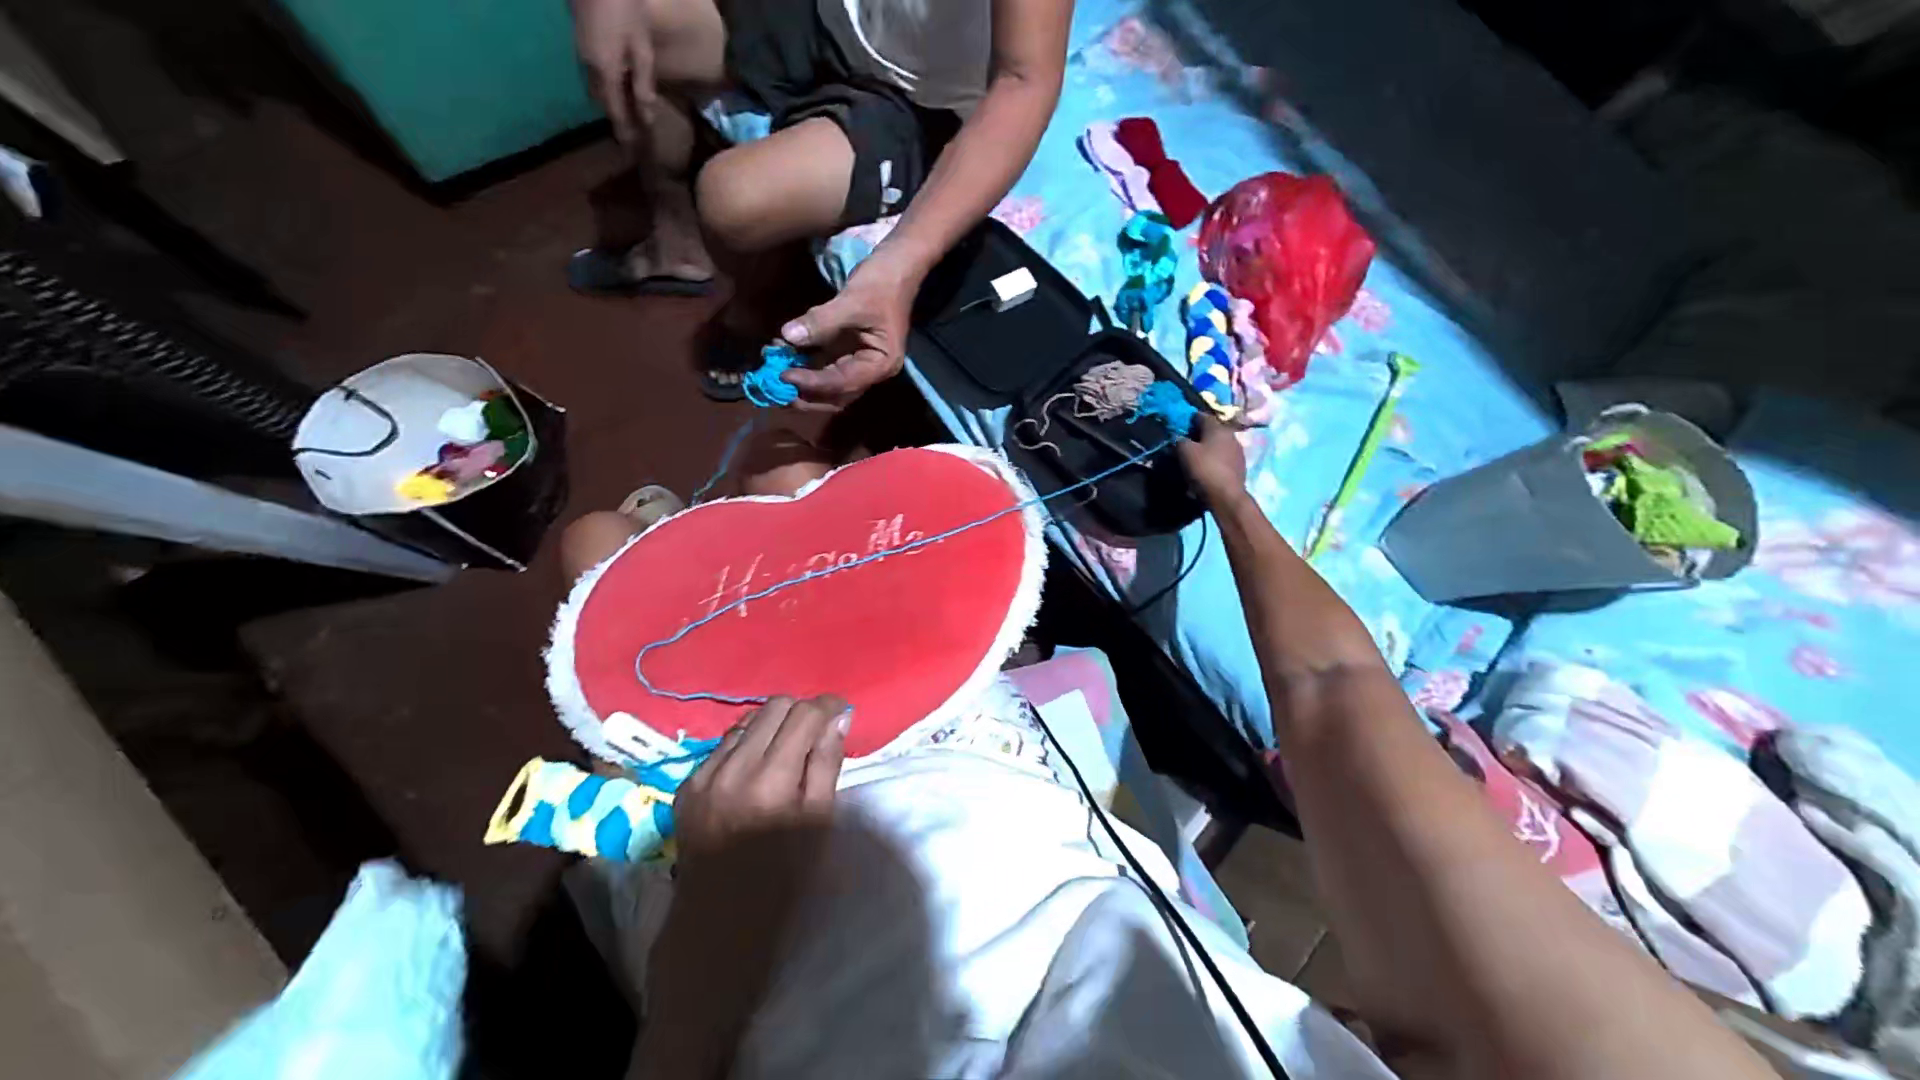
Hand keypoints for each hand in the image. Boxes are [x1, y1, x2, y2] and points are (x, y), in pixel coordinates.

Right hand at [571, 0, 656, 146]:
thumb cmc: (624, 11)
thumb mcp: (641, 51)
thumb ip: (643, 85)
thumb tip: (646, 117)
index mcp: (604, 74)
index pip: (615, 114)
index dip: (625, 133)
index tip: (633, 151)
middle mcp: (588, 69)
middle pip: (604, 104)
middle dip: (618, 121)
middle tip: (634, 138)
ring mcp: (581, 55)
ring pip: (596, 90)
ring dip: (612, 105)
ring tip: (629, 118)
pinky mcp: (581, 44)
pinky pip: (594, 76)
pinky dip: (607, 89)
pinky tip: (619, 91)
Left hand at [639, 695, 850, 1075]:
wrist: (718, 925)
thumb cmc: (783, 881)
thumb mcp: (819, 825)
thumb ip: (827, 764)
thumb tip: (838, 717)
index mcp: (772, 781)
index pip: (804, 714)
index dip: (828, 707)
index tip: (841, 713)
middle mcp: (733, 768)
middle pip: (774, 706)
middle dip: (801, 712)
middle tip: (815, 734)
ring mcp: (704, 775)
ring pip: (747, 721)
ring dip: (772, 727)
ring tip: (785, 753)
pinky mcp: (687, 785)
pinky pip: (723, 745)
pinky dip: (746, 747)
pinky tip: (754, 772)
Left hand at [778, 263, 917, 412]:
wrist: (898, 264)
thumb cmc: (883, 283)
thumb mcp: (853, 301)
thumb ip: (821, 321)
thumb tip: (788, 336)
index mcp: (880, 365)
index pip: (842, 383)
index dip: (812, 383)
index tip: (783, 376)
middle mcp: (870, 371)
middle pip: (836, 396)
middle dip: (805, 396)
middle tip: (775, 391)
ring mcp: (858, 362)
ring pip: (827, 385)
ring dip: (801, 383)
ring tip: (772, 374)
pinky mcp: (847, 351)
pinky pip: (823, 366)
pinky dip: (803, 365)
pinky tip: (781, 355)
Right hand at [1177, 415, 1248, 507]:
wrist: (1226, 496)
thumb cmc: (1204, 469)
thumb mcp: (1185, 452)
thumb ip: (1180, 441)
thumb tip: (1179, 438)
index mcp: (1218, 428)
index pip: (1202, 416)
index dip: (1190, 419)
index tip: (1180, 426)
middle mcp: (1231, 435)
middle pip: (1212, 430)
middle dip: (1199, 435)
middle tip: (1187, 443)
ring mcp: (1238, 451)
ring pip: (1219, 444)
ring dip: (1209, 448)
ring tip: (1197, 456)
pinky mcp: (1240, 466)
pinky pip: (1224, 457)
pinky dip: (1215, 459)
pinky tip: (1208, 467)